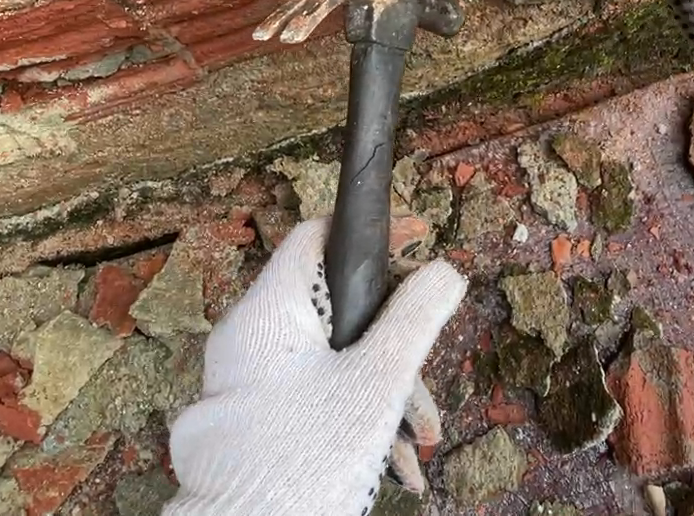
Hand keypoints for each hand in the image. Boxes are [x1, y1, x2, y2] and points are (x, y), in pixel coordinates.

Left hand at [162, 220, 466, 515]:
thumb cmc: (307, 457)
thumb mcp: (376, 382)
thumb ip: (413, 318)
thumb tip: (446, 270)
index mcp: (269, 309)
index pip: (317, 236)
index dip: (369, 236)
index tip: (415, 246)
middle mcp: (249, 335)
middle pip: (333, 303)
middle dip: (389, 337)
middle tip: (425, 371)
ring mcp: (247, 378)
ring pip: (327, 355)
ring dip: (380, 385)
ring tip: (419, 438)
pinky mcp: (251, 417)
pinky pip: (309, 390)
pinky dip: (350, 408)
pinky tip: (393, 456)